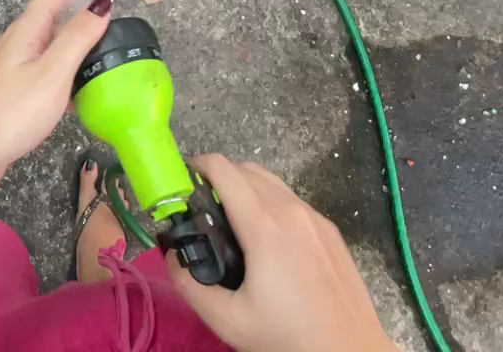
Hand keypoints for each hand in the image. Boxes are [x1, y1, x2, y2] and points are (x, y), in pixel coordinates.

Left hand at [0, 0, 109, 192]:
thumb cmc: (13, 111)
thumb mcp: (52, 73)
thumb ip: (77, 38)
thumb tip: (100, 6)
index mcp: (24, 33)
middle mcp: (15, 44)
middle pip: (47, 19)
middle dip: (73, 12)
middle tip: (104, 14)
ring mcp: (10, 68)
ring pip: (46, 46)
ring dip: (70, 44)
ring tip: (97, 51)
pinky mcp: (10, 91)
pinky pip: (42, 70)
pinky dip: (63, 71)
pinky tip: (76, 92)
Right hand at [171, 155, 398, 351]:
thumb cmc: (289, 340)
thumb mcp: (229, 322)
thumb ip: (190, 284)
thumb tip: (171, 256)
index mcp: (263, 225)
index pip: (221, 168)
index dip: (196, 167)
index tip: (183, 186)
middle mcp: (289, 210)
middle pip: (243, 168)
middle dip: (216, 178)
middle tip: (203, 210)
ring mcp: (313, 217)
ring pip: (268, 180)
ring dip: (244, 186)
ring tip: (233, 222)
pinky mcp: (330, 230)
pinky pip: (290, 199)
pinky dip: (269, 201)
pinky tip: (269, 241)